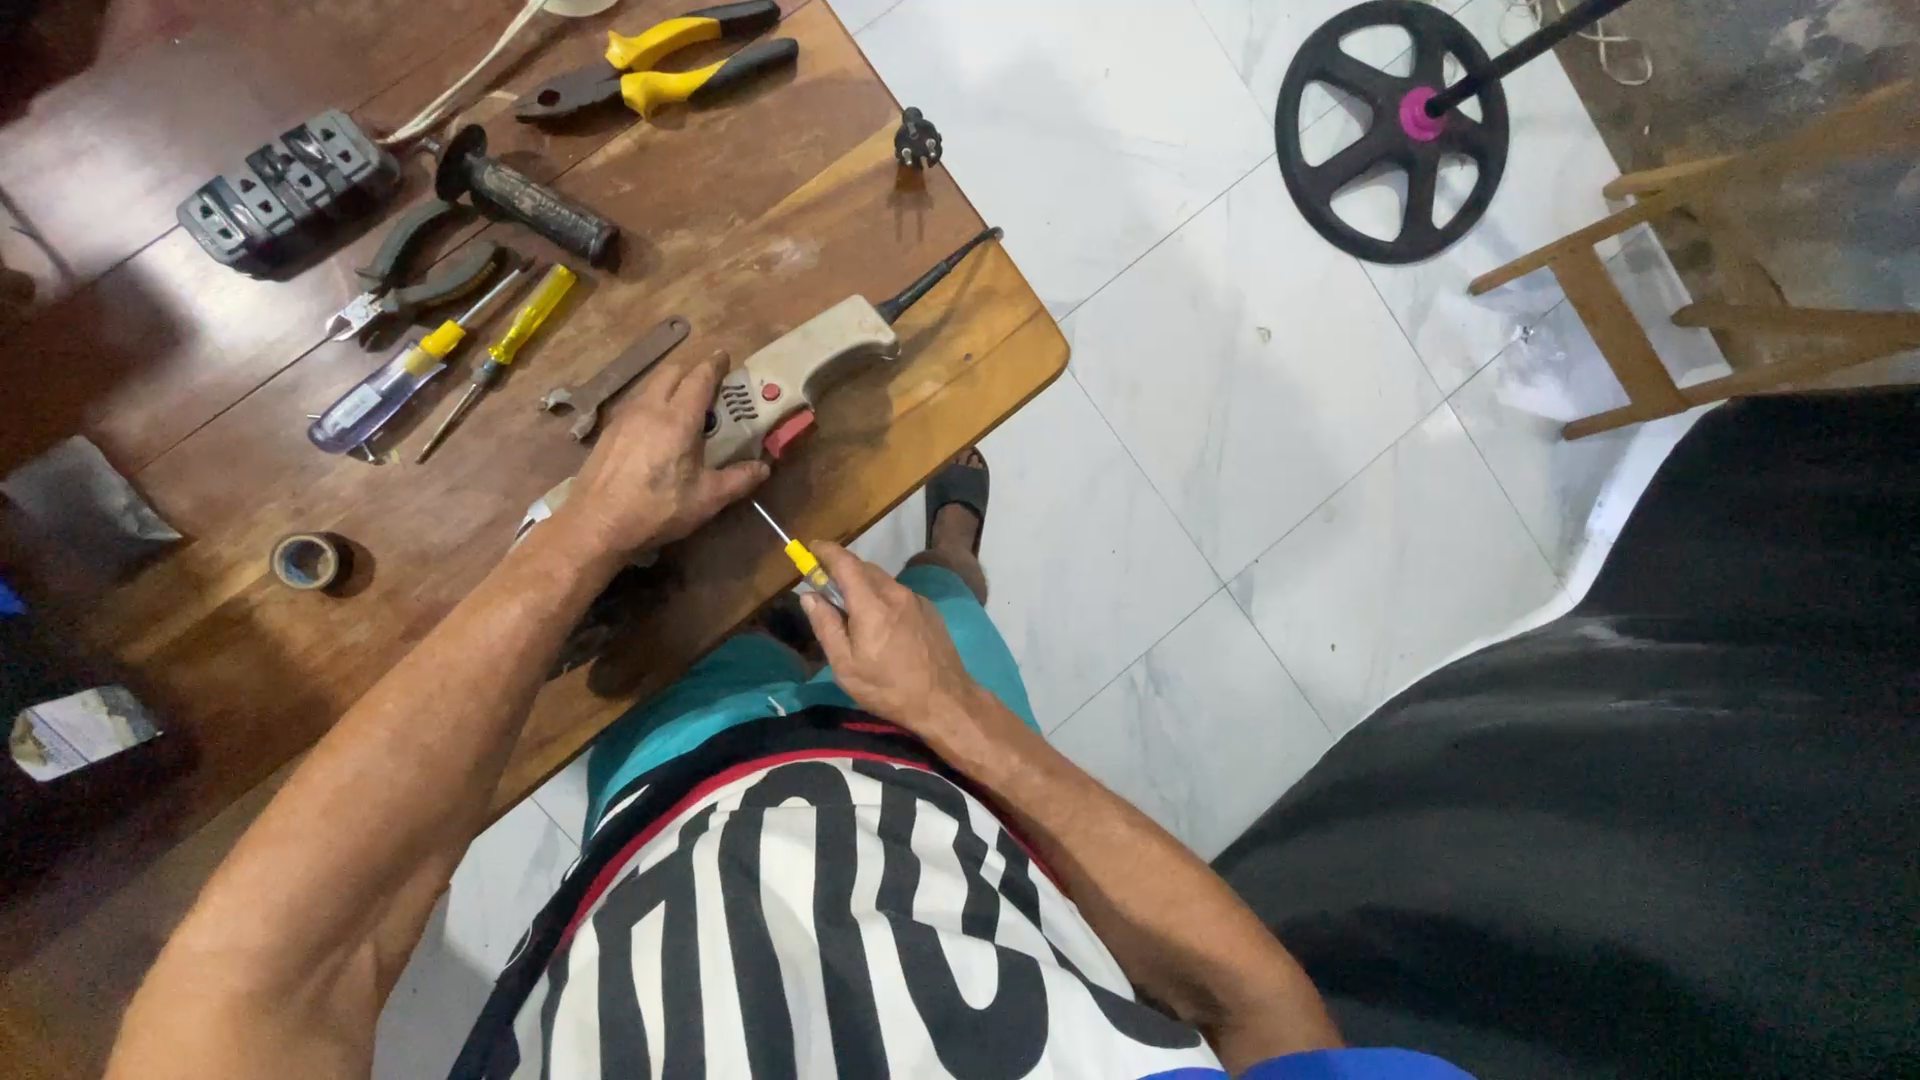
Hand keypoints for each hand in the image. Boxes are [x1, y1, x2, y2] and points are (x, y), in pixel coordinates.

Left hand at [555, 349, 768, 556]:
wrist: (596, 524)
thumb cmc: (656, 509)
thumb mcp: (706, 499)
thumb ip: (738, 479)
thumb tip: (763, 467)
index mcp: (678, 420)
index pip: (699, 379)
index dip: (714, 365)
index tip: (725, 357)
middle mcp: (650, 409)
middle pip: (671, 372)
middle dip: (692, 369)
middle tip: (709, 381)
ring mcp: (625, 418)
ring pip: (651, 385)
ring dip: (671, 383)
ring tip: (685, 400)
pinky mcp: (609, 431)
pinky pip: (637, 401)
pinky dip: (654, 399)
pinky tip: (658, 424)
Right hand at [799, 542, 997, 738]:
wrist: (944, 700)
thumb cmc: (888, 688)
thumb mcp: (846, 665)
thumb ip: (826, 626)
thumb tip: (809, 596)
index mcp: (872, 604)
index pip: (845, 563)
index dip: (826, 551)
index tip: (812, 549)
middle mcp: (896, 593)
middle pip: (865, 568)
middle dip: (843, 570)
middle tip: (827, 588)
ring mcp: (916, 600)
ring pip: (883, 581)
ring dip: (864, 585)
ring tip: (853, 611)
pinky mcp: (929, 609)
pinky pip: (899, 594)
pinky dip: (883, 597)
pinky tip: (882, 624)